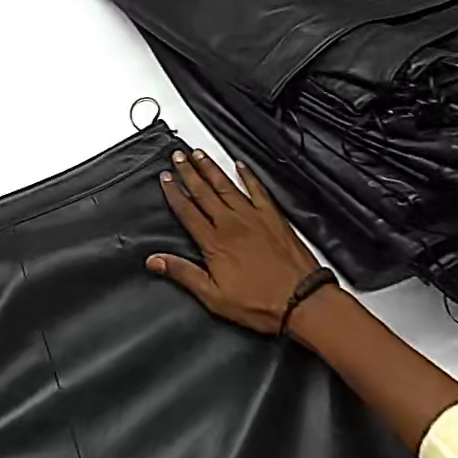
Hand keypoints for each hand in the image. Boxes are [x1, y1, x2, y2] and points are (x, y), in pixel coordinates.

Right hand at [146, 149, 323, 334]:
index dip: (174, 192)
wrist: (302, 301)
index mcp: (214, 242)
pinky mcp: (272, 216)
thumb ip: (183, 274)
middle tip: (178, 155)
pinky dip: (247, 175)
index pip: (187, 210)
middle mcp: (230, 223)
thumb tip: (155, 261)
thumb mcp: (214, 297)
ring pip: (225, 185)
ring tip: (199, 154)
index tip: (165, 177)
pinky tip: (240, 164)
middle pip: (203, 191)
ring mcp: (252, 216)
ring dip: (210, 168)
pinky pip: (257, 189)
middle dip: (188, 172)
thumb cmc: (261, 303)